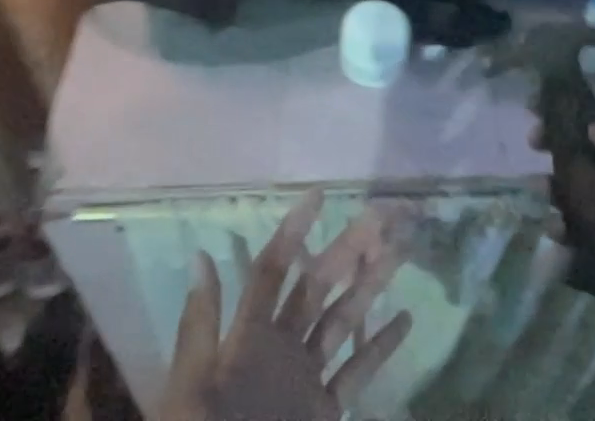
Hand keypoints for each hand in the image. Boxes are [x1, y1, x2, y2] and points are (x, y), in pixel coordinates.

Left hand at [159, 189, 413, 420]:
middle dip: (347, 249)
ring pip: (343, 321)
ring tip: (399, 252)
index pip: (272, 270)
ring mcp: (304, 377)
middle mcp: (280, 347)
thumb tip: (201, 253)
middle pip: (318, 287)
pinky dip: (381, 348)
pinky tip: (406, 319)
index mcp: (247, 337)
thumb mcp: (189, 387)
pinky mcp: (324, 410)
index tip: (318, 195)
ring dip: (370, 287)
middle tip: (381, 216)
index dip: (293, 232)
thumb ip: (201, 325)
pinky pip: (357, 373)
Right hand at [532, 121, 594, 355]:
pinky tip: (556, 234)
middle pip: (584, 169)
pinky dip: (559, 233)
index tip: (550, 119)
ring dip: (553, 191)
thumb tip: (593, 127)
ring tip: (541, 192)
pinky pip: (571, 240)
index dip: (577, 128)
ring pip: (572, 202)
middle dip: (558, 154)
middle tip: (533, 146)